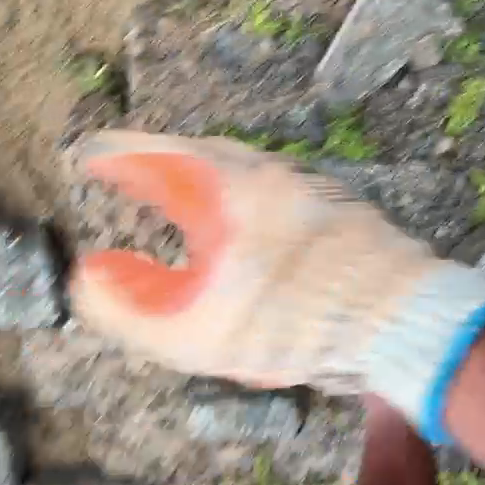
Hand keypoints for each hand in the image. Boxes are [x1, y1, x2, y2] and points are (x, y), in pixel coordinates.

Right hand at [67, 131, 484, 441]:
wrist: (398, 315)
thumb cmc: (293, 321)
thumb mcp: (194, 330)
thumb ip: (129, 304)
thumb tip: (91, 272)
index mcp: (229, 187)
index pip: (157, 155)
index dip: (116, 154)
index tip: (87, 154)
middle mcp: (270, 173)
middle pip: (203, 154)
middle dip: (160, 160)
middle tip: (129, 171)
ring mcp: (309, 186)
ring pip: (244, 169)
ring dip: (205, 176)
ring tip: (179, 193)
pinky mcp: (338, 207)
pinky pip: (275, 188)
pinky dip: (243, 195)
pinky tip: (244, 221)